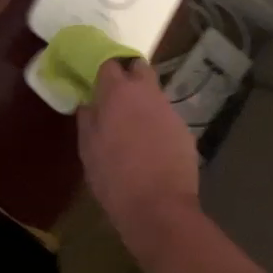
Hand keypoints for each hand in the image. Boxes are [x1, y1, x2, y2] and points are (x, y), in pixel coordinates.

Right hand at [79, 59, 200, 250]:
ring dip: (144, 103)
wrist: (160, 209)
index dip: (102, 70)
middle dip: (130, 74)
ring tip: (135, 128)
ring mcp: (169, 111)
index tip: (96, 82)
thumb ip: (87, 118)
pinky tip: (153, 149)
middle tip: (118, 95)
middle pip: (139, 67)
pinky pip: (167, 119)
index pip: (109, 62)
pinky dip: (158, 126)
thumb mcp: (87, 148)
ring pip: (154, 95)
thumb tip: (88, 104)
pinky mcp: (186, 132)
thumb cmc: (114, 177)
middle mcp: (146, 93)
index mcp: (117, 92)